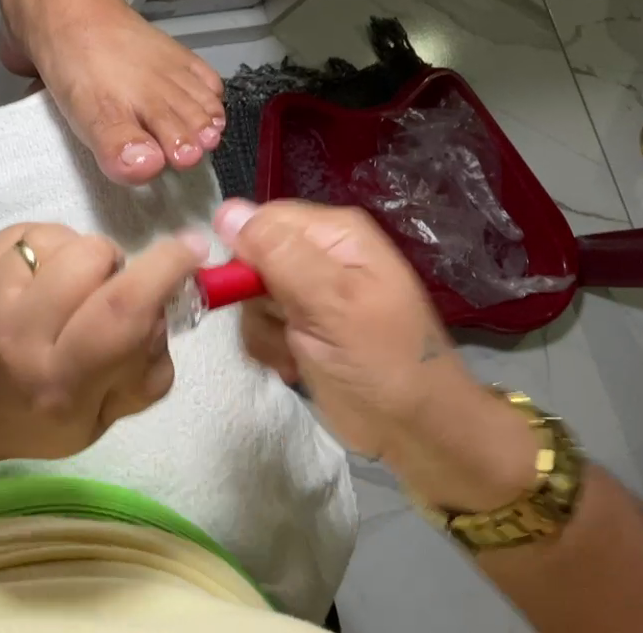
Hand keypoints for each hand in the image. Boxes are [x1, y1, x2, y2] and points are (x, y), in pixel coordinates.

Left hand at [0, 223, 204, 467]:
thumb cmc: (36, 419)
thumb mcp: (100, 421)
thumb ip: (145, 370)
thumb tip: (166, 303)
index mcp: (58, 383)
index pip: (121, 312)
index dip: (165, 270)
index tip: (193, 250)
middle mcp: (19, 334)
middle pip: (95, 259)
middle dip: (121, 265)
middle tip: (112, 292)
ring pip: (67, 239)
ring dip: (86, 258)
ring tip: (71, 292)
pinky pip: (38, 230)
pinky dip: (56, 247)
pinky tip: (43, 279)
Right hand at [217, 199, 539, 509]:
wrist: (416, 432)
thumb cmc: (383, 363)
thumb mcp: (333, 304)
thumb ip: (280, 254)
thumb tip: (226, 211)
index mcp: (335, 232)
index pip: (262, 219)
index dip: (246, 252)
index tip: (252, 291)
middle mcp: (319, 253)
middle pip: (251, 256)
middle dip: (254, 297)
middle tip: (282, 326)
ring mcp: (308, 290)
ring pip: (249, 294)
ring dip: (262, 328)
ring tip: (293, 352)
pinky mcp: (299, 323)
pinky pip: (258, 322)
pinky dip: (267, 346)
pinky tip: (292, 364)